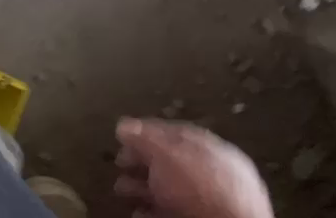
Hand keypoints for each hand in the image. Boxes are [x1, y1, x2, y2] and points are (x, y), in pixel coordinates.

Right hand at [114, 118, 273, 217]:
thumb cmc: (199, 188)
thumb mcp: (165, 154)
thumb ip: (144, 137)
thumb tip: (124, 126)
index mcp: (215, 150)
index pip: (174, 132)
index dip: (145, 131)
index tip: (121, 135)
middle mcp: (216, 174)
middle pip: (169, 162)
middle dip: (140, 162)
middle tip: (119, 163)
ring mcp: (213, 202)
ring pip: (169, 188)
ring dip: (141, 187)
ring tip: (121, 190)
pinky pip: (173, 211)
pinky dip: (153, 210)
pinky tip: (138, 212)